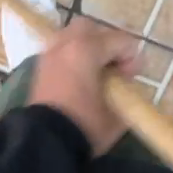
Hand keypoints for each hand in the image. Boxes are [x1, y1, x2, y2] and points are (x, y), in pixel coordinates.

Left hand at [28, 19, 139, 155]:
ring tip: (96, 71)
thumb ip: (127, 91)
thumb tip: (124, 82)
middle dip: (107, 44)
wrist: (45, 143)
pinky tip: (80, 77)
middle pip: (92, 29)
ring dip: (88, 48)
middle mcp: (65, 44)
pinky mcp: (40, 68)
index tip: (132, 77)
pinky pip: (60, 50)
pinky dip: (72, 57)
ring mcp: (49, 54)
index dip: (132, 58)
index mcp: (86, 50)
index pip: (120, 40)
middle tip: (115, 68)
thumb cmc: (85, 127)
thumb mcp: (118, 113)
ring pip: (72, 36)